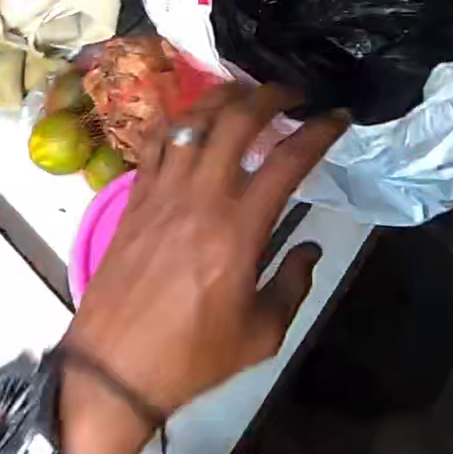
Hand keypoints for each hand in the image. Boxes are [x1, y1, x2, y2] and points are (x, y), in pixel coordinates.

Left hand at [55, 84, 346, 453]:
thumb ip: (293, 284)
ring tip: (243, 91)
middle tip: (290, 93)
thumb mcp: (261, 333)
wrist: (115, 361)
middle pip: (235, 123)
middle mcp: (198, 196)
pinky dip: (175, 122)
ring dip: (220, 99)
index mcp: (238, 229)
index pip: (287, 162)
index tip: (337, 117)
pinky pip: (153, 144)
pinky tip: (189, 119)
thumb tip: (310, 248)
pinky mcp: (133, 197)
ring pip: (190, 123)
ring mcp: (160, 192)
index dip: (318, 132)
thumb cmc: (192, 355)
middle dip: (268, 97)